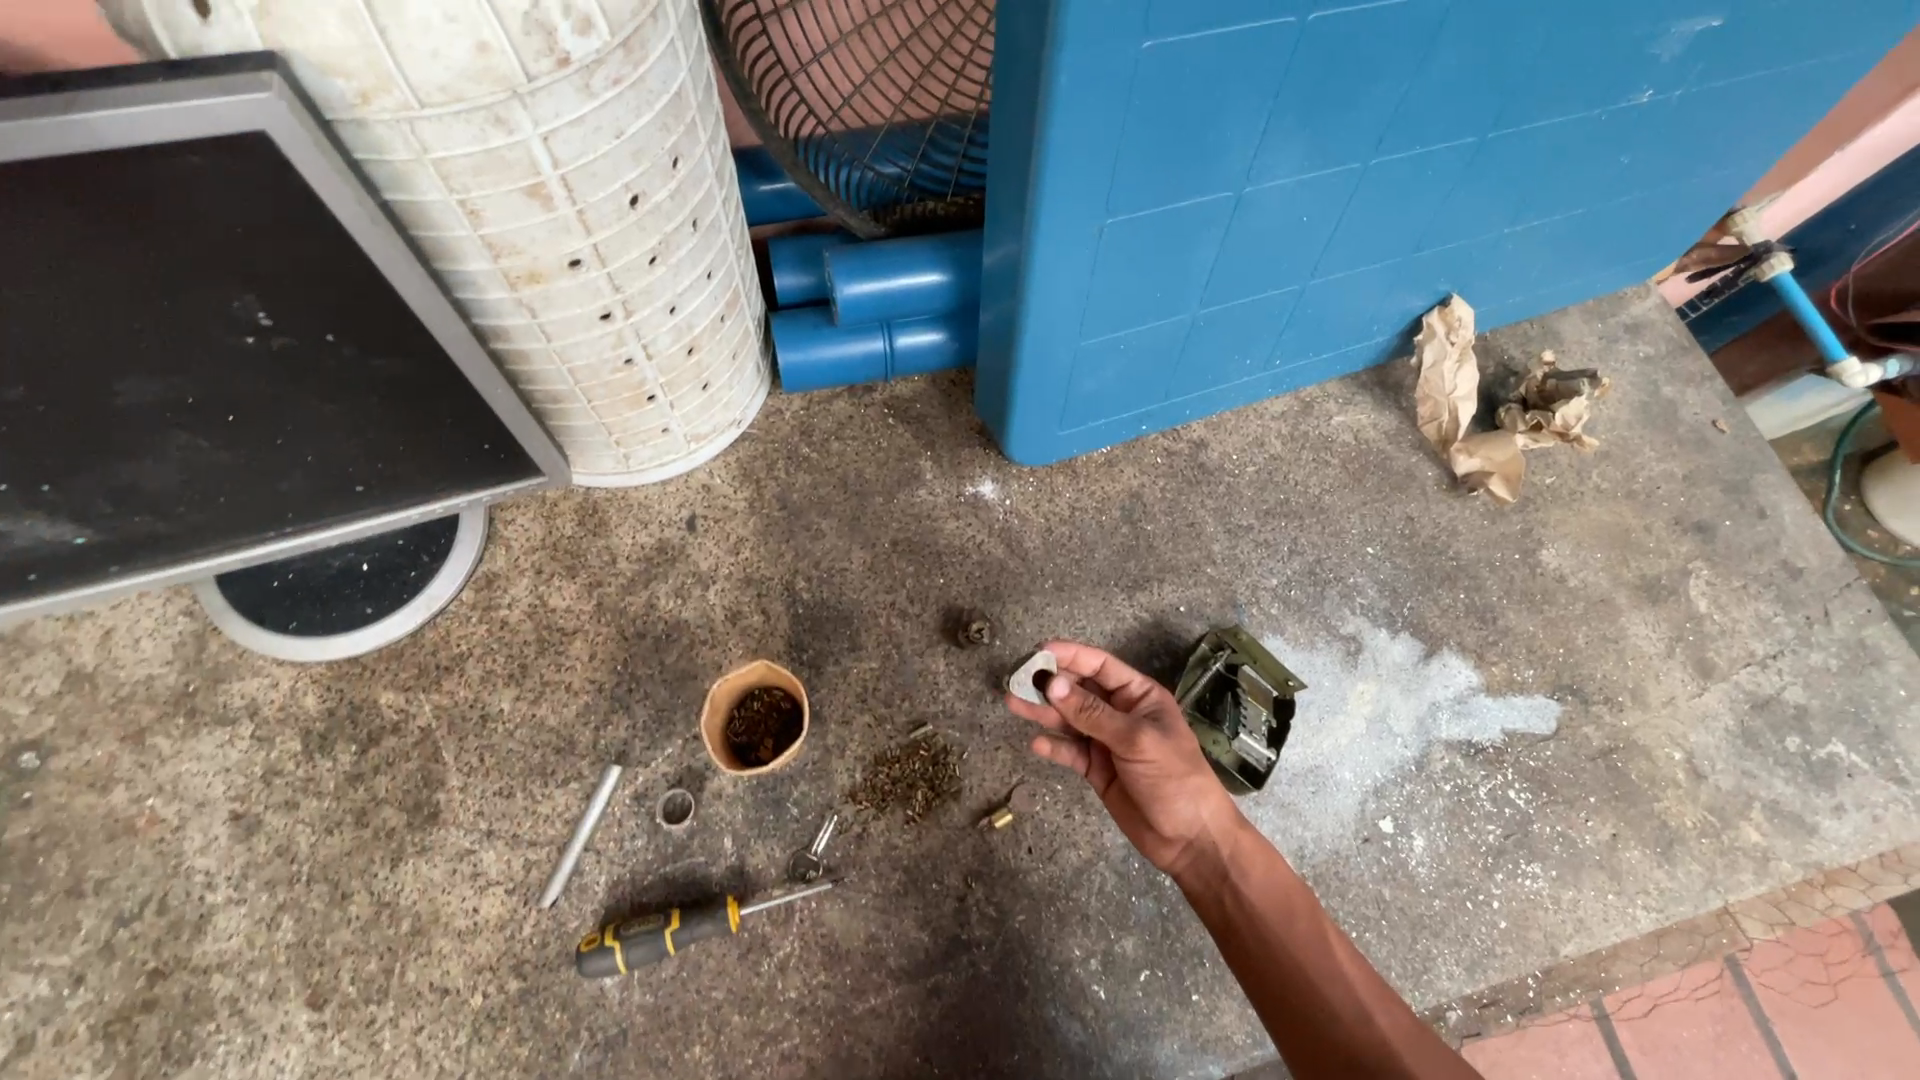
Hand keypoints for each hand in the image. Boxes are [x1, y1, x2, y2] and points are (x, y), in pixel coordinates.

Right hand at [1005, 641, 1245, 879]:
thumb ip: (1092, 714)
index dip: (1070, 656)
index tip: (1038, 653)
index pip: (1100, 666)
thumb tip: (1052, 684)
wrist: (1190, 838)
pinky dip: (1054, 746)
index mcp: (1139, 696)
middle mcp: (1120, 713)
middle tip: (1017, 680)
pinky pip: (1070, 751)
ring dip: (1043, 712)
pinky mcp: (1096, 770)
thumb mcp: (1136, 740)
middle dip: (1049, 684)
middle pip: (1079, 690)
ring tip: (1013, 703)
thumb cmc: (1174, 778)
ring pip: (1069, 720)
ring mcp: (1107, 742)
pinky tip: (1037, 744)